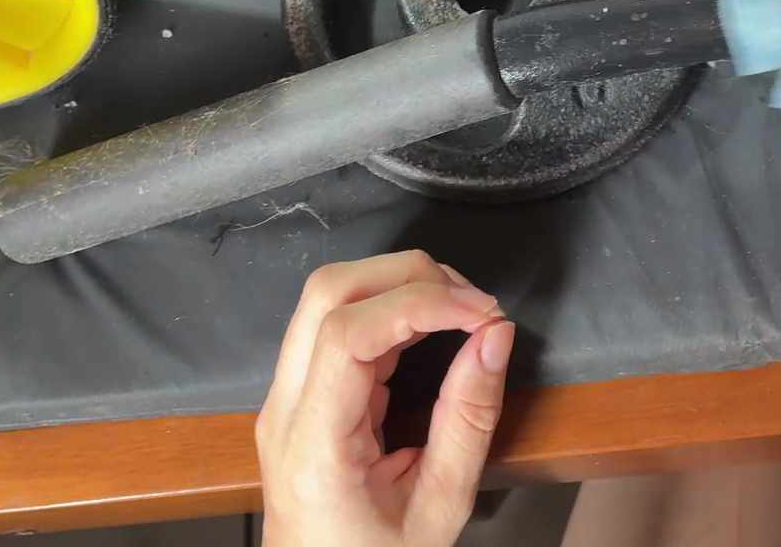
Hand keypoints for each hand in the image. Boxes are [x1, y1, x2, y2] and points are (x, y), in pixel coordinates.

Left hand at [257, 250, 514, 546]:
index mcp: (312, 445)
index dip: (420, 302)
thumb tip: (497, 334)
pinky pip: (339, 315)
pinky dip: (392, 301)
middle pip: (329, 292)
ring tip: (457, 306)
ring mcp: (284, 391)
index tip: (482, 311)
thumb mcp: (440, 507)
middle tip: (471, 302)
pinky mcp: (300, 384)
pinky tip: (431, 321)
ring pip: (330, 292)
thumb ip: (469, 419)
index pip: (347, 333)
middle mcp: (283, 406)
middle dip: (409, 274)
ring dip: (400, 280)